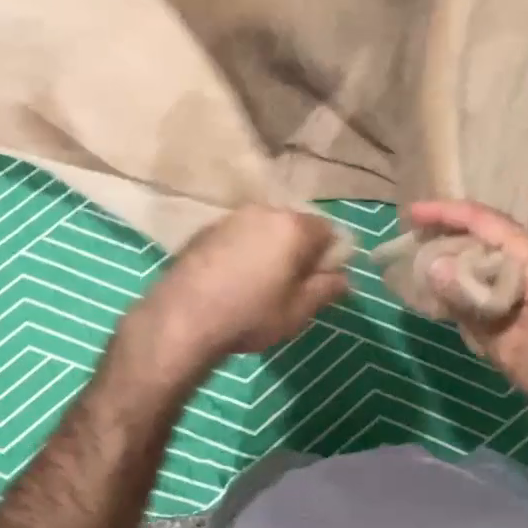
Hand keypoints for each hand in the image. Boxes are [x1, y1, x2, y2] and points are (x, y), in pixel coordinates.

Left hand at [119, 207, 349, 379]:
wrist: (183, 316)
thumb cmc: (249, 315)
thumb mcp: (297, 312)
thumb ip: (326, 289)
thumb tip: (344, 277)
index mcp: (293, 227)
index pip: (328, 230)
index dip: (331, 254)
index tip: (323, 280)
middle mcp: (265, 211)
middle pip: (295, 225)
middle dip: (300, 249)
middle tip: (294, 284)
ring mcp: (233, 216)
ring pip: (266, 227)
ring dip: (271, 247)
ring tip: (262, 282)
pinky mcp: (208, 227)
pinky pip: (240, 233)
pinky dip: (245, 248)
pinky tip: (234, 278)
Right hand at [406, 199, 527, 419]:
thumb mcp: (509, 342)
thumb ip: (469, 303)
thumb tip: (432, 267)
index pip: (483, 220)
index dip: (444, 212)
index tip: (410, 214)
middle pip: (487, 226)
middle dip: (448, 225)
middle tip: (411, 233)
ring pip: (493, 245)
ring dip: (460, 246)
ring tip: (425, 253)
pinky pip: (501, 264)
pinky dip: (474, 266)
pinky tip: (454, 281)